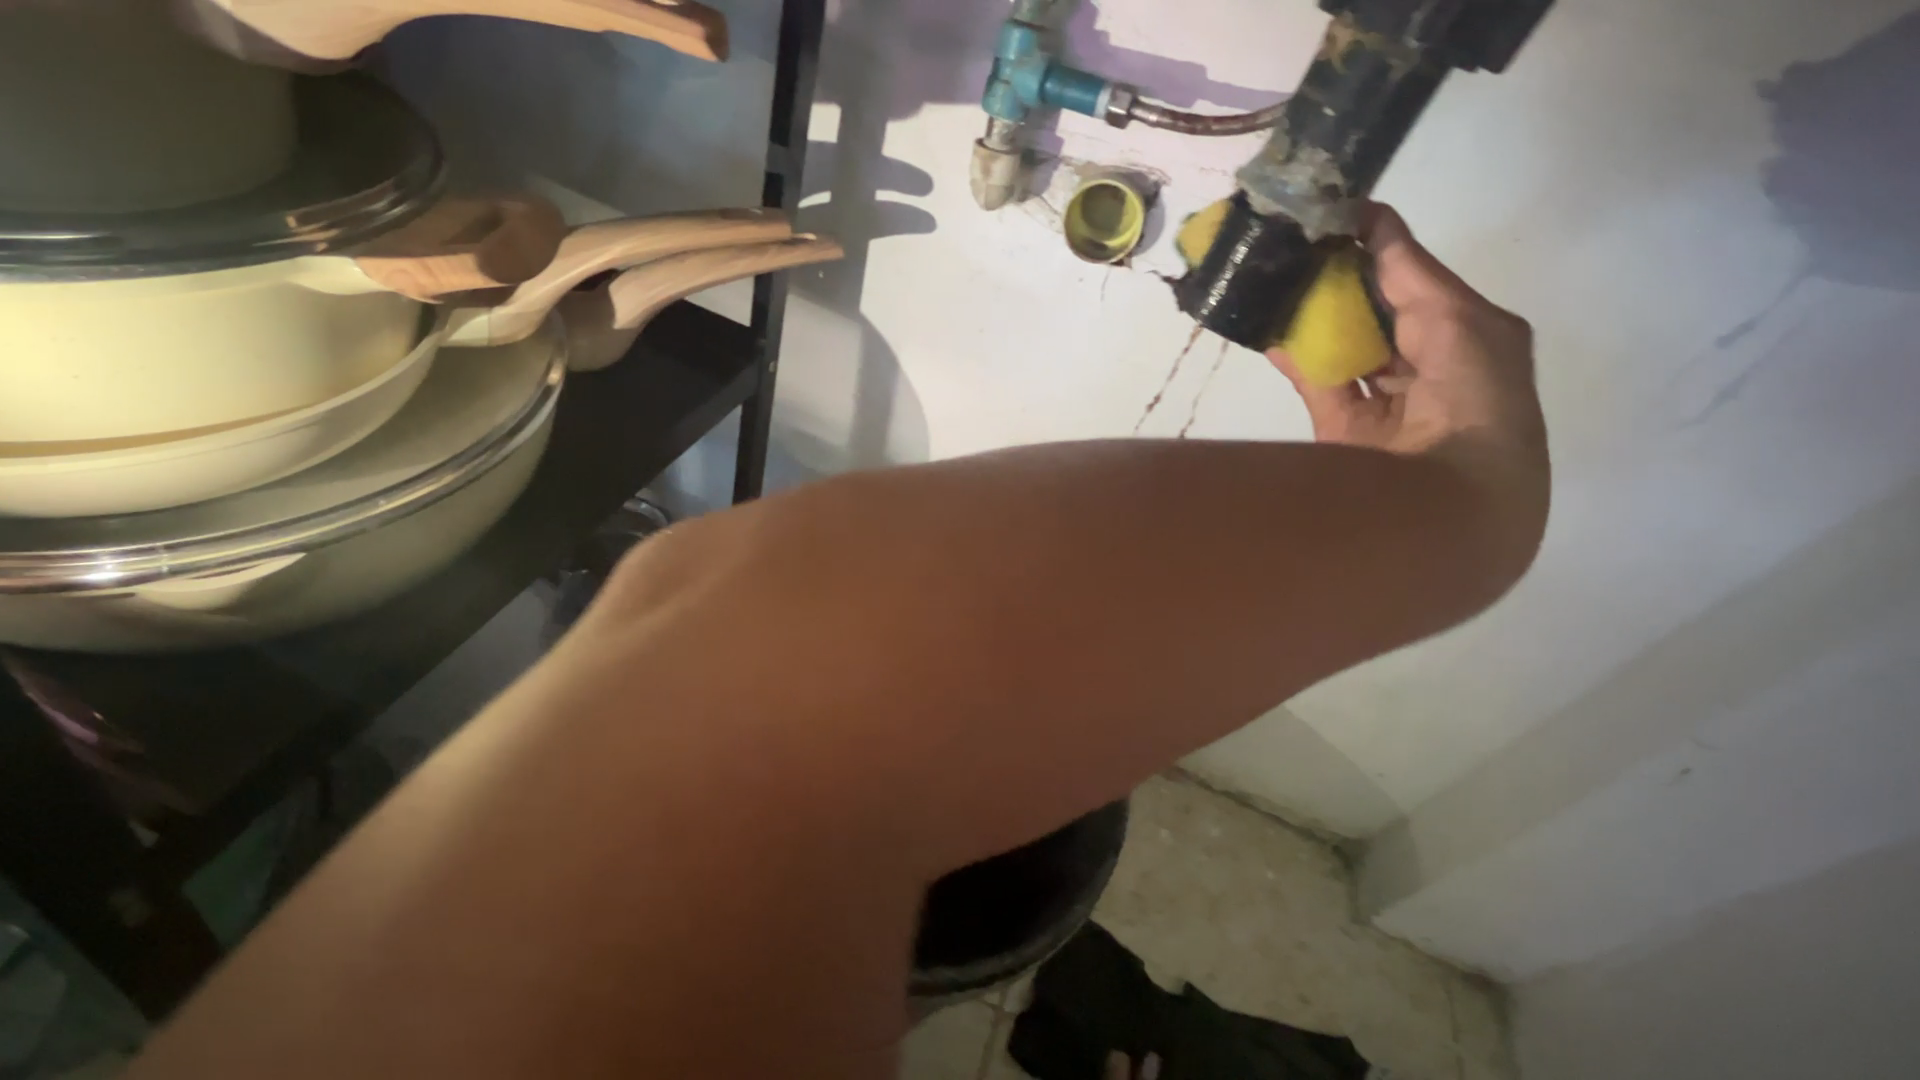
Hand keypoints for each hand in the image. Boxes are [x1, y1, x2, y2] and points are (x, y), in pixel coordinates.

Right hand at [1269, 203, 1548, 551]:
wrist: (1456, 493)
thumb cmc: (1475, 392)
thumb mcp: (1453, 315)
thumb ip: (1405, 268)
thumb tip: (1370, 216)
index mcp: (1466, 332)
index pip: (1412, 277)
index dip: (1374, 246)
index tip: (1330, 214)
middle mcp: (1424, 364)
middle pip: (1372, 310)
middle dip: (1336, 281)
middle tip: (1292, 245)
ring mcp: (1382, 398)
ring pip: (1341, 344)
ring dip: (1311, 317)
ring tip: (1274, 278)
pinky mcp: (1344, 427)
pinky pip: (1317, 380)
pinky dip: (1294, 355)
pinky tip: (1268, 326)